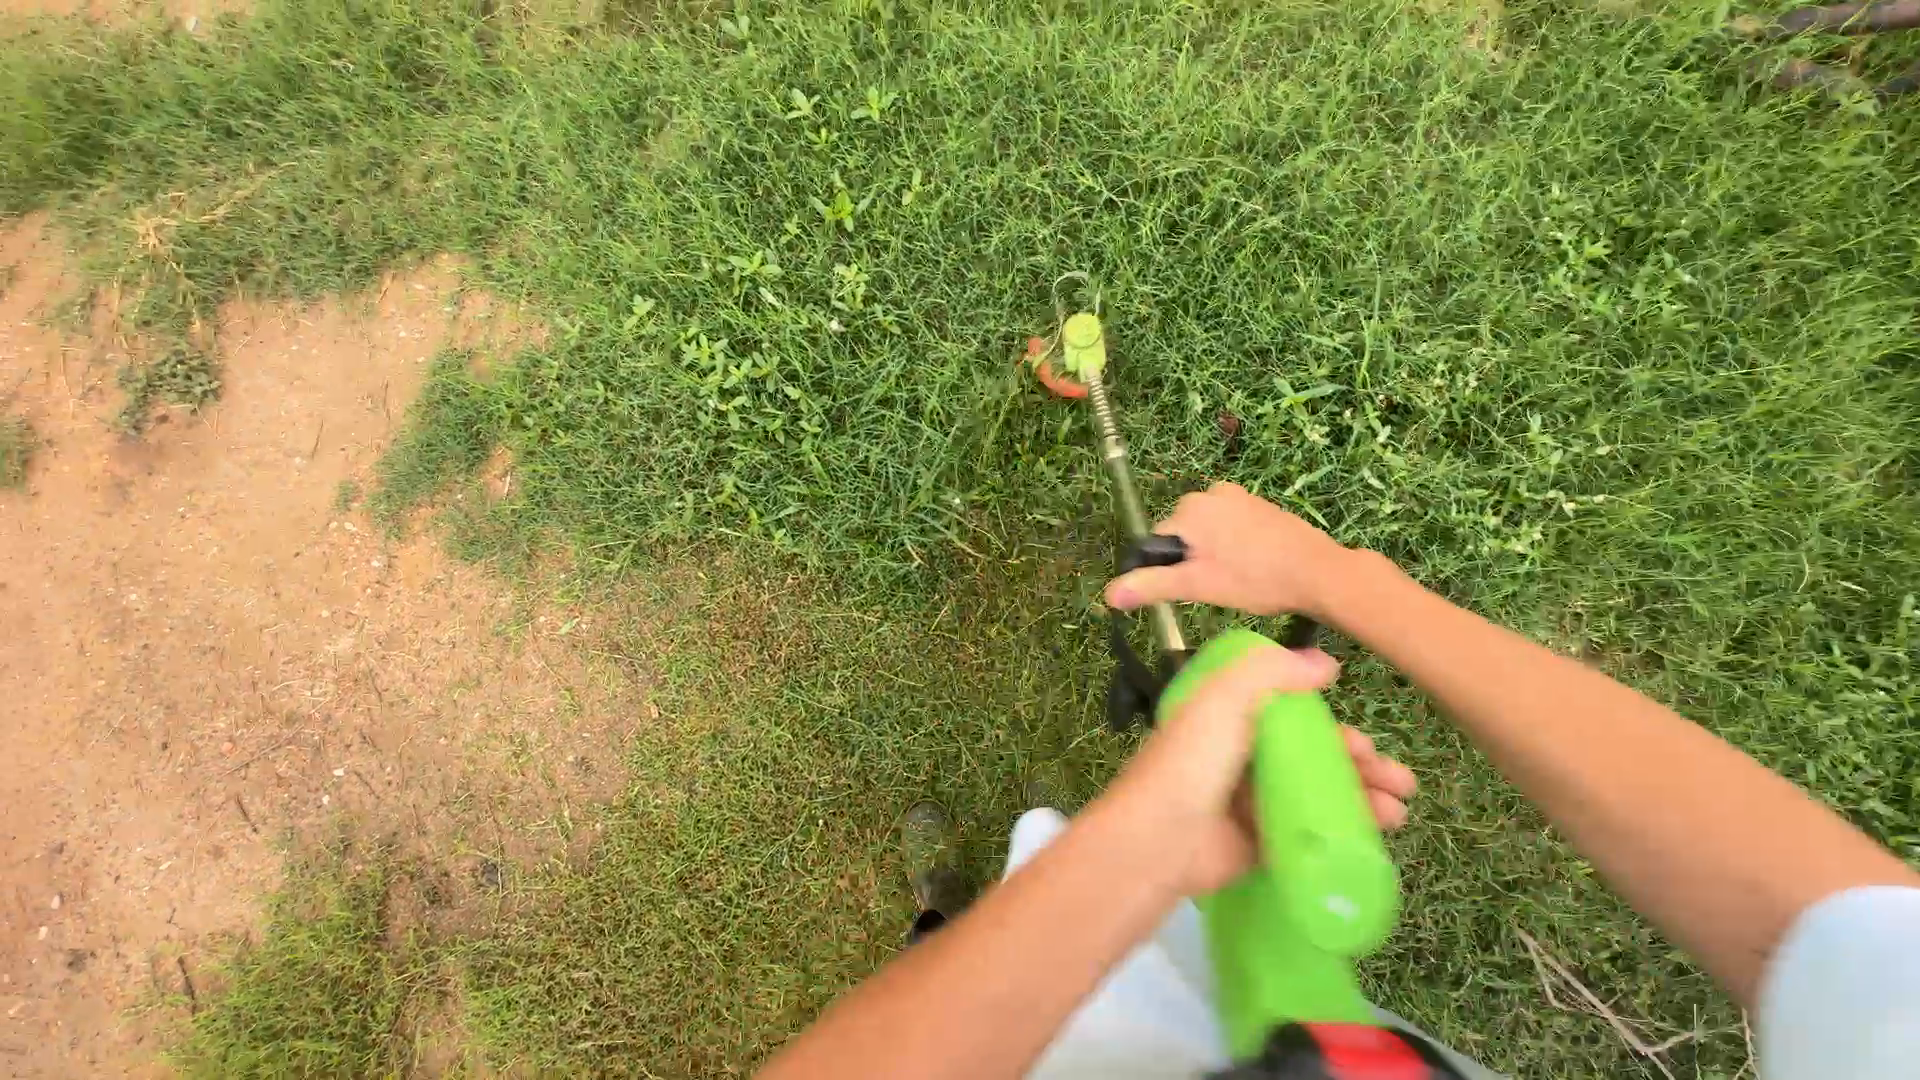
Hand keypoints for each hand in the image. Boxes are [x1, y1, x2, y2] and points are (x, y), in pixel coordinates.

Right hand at [1104, 482, 1349, 617]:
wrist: (1319, 573)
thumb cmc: (1254, 579)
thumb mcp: (1197, 585)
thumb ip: (1151, 585)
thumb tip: (1108, 594)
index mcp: (1190, 508)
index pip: (1160, 543)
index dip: (1173, 570)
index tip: (1196, 587)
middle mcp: (1211, 492)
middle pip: (1183, 536)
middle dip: (1194, 560)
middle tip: (1219, 585)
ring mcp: (1239, 496)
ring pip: (1208, 533)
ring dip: (1214, 555)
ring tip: (1240, 578)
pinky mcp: (1260, 505)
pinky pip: (1231, 528)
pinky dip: (1235, 547)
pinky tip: (1254, 566)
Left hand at [1104, 645, 1416, 894]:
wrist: (1161, 839)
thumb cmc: (1192, 761)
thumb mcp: (1223, 699)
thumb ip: (1269, 673)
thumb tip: (1324, 662)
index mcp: (1226, 718)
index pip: (1289, 714)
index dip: (1329, 722)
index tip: (1363, 735)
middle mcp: (1240, 756)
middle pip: (1311, 754)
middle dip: (1359, 762)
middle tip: (1398, 777)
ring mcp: (1250, 801)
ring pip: (1318, 792)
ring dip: (1363, 795)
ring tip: (1399, 807)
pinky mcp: (1260, 841)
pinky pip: (1312, 831)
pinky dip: (1347, 829)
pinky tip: (1381, 831)